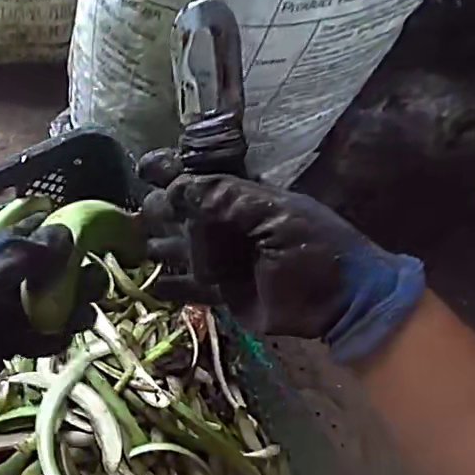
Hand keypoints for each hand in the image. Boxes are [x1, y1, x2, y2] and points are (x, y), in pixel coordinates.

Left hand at [0, 226, 101, 418]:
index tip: (96, 239)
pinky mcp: (10, 341)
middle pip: (55, 274)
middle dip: (77, 279)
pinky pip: (42, 336)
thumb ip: (29, 252)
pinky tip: (61, 336)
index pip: (40, 236)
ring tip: (84, 315)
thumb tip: (66, 231)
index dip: (67, 236)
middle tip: (93, 286)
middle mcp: (7, 279)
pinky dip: (54, 337)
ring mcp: (9, 311)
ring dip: (72, 310)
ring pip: (53, 307)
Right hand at [138, 149, 424, 364]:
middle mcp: (225, 226)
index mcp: (241, 200)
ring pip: (176, 248)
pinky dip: (166, 287)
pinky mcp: (219, 292)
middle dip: (157, 209)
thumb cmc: (317, 252)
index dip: (172, 171)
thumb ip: (228, 200)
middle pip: (179, 212)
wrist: (341, 305)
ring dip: (154, 246)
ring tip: (134, 247)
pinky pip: (185, 287)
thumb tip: (176, 188)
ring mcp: (220, 260)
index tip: (146, 169)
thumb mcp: (278, 217)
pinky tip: (149, 285)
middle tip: (141, 215)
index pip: (199, 178)